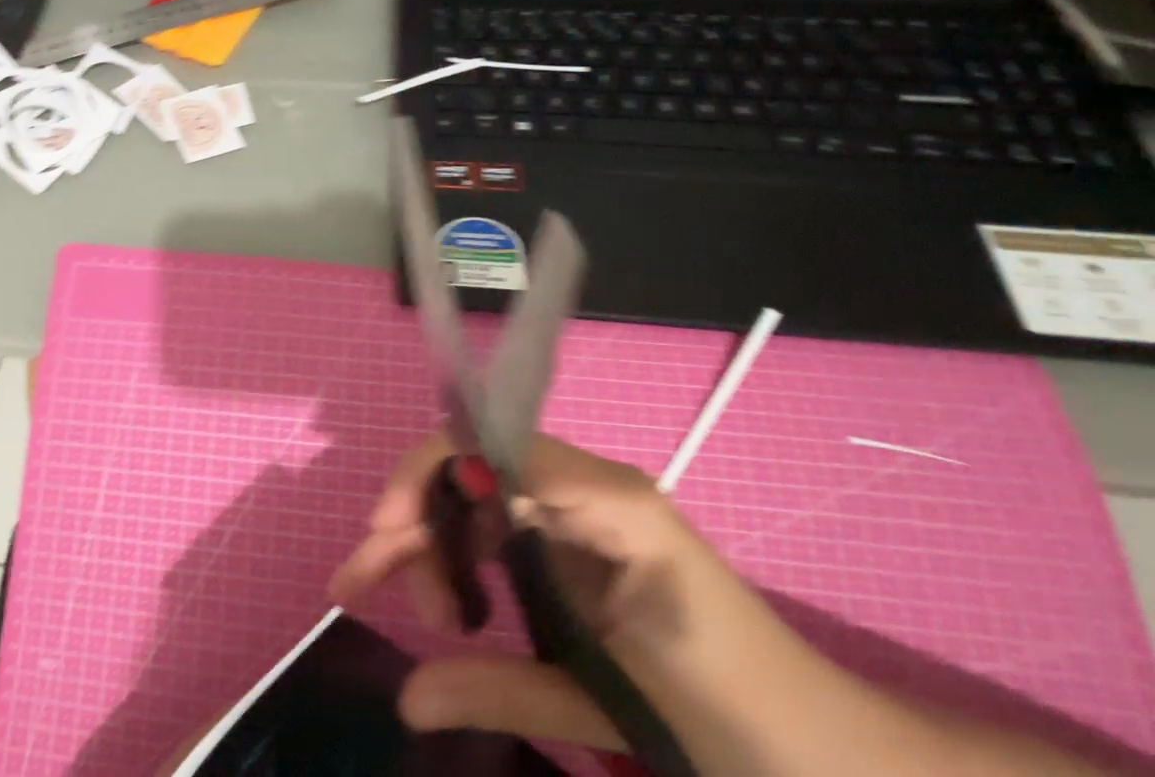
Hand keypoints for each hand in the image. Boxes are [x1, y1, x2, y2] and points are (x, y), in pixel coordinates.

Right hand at [327, 432, 720, 750]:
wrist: (835, 756)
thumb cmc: (737, 717)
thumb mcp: (607, 704)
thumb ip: (500, 690)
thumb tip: (404, 698)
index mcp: (608, 505)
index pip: (491, 450)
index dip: (425, 477)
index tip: (382, 534)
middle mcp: (593, 497)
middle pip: (473, 475)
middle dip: (413, 522)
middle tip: (362, 585)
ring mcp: (589, 525)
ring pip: (481, 506)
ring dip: (432, 548)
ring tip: (405, 611)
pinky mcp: (585, 558)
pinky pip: (505, 538)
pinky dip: (464, 565)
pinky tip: (451, 611)